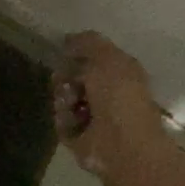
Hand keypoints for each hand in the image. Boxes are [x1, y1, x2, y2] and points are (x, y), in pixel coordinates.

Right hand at [52, 32, 170, 177]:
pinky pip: (62, 121)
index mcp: (122, 74)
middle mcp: (109, 95)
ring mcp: (95, 119)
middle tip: (62, 79)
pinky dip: (63, 119)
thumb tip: (68, 40)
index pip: (94, 58)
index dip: (78, 53)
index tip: (64, 51)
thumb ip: (88, 42)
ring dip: (63, 97)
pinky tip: (71, 119)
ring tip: (69, 103)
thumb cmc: (119, 96)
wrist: (122, 145)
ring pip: (65, 99)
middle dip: (65, 76)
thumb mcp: (106, 57)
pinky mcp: (81, 139)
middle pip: (75, 78)